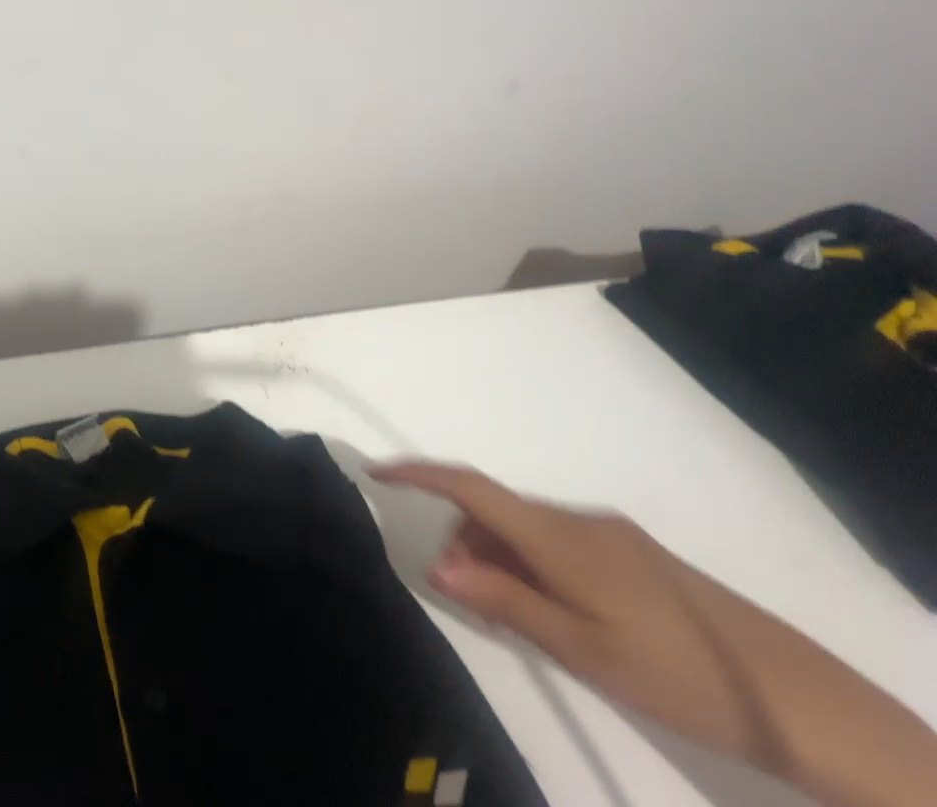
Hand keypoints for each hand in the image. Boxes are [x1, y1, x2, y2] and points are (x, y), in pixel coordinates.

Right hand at [373, 461, 936, 806]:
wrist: (794, 697)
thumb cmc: (672, 670)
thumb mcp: (577, 646)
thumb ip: (502, 598)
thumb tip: (435, 563)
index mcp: (560, 537)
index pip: (473, 488)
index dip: (420, 474)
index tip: (375, 471)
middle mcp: (580, 520)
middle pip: (494, 510)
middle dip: (463, 542)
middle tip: (471, 602)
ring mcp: (610, 534)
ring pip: (524, 528)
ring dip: (499, 559)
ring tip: (518, 621)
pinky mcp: (631, 553)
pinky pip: (556, 542)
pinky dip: (531, 564)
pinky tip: (551, 613)